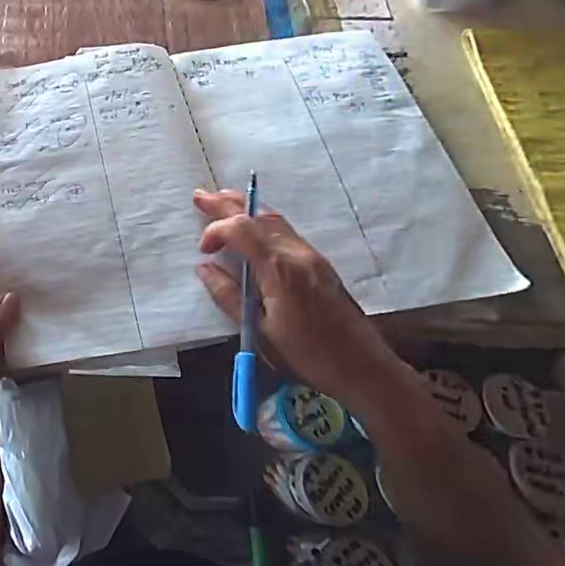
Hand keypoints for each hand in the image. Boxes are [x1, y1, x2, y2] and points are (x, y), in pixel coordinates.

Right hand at [192, 189, 405, 402]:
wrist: (364, 369)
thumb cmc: (307, 356)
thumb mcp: (259, 331)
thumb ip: (229, 296)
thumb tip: (204, 268)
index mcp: (280, 270)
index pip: (241, 229)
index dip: (215, 231)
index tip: (203, 251)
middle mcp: (298, 255)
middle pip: (259, 217)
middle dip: (227, 204)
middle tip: (200, 196)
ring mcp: (312, 258)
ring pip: (275, 221)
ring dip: (246, 209)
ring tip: (222, 200)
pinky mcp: (320, 266)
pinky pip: (286, 232)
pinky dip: (262, 222)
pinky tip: (252, 225)